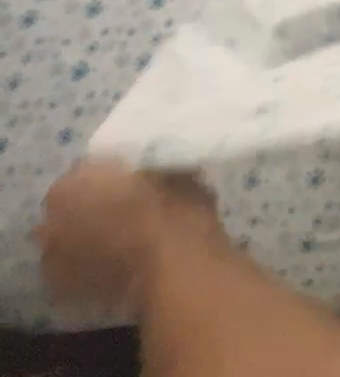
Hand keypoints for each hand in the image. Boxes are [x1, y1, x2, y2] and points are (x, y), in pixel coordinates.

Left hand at [34, 160, 222, 316]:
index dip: (119, 167)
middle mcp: (51, 216)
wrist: (175, 265)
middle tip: (136, 202)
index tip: (144, 172)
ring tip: (132, 232)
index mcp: (77, 182)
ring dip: (93, 230)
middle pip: (74, 202)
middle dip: (99, 201)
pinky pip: (75, 262)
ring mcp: (51, 254)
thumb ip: (152, 170)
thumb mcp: (180, 174)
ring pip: (71, 235)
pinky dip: (94, 258)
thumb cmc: (179, 210)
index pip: (93, 164)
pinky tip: (124, 256)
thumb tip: (151, 170)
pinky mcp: (61, 284)